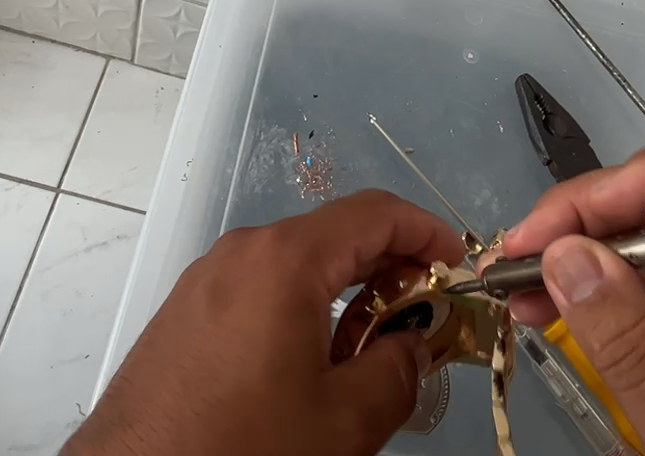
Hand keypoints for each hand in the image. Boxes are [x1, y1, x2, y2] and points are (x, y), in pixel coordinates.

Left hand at [65, 190, 464, 455]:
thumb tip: (413, 344)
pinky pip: (260, 285)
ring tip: (376, 339)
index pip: (373, 213)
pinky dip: (302, 303)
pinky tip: (314, 355)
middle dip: (389, 263)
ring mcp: (207, 277)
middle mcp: (244, 250)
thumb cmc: (248, 448)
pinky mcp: (186, 309)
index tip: (458, 263)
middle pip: (333, 234)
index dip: (425, 230)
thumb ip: (396, 372)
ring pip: (295, 262)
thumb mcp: (342, 423)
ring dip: (345, 287)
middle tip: (429, 307)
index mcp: (284, 258)